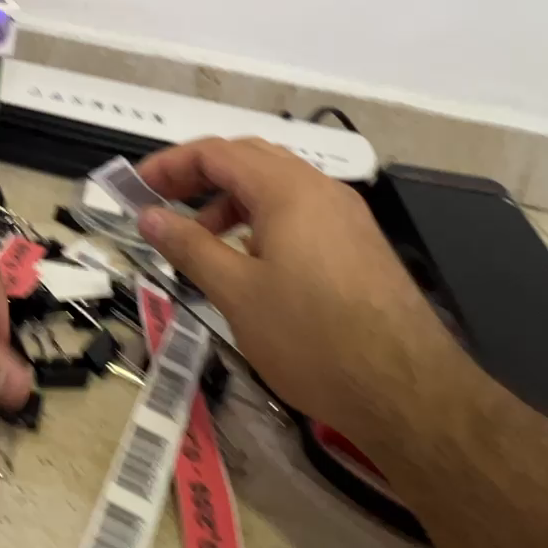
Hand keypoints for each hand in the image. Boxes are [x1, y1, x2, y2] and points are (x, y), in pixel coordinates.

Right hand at [134, 137, 465, 442]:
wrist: (411, 395)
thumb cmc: (313, 337)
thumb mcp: (237, 292)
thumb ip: (189, 246)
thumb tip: (149, 217)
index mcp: (288, 189)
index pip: (217, 152)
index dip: (170, 165)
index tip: (136, 189)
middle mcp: (320, 189)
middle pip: (248, 159)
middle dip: (199, 175)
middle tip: (162, 203)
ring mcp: (346, 216)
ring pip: (276, 186)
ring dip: (230, 200)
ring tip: (201, 239)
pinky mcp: (359, 245)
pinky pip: (300, 212)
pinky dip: (262, 220)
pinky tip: (250, 262)